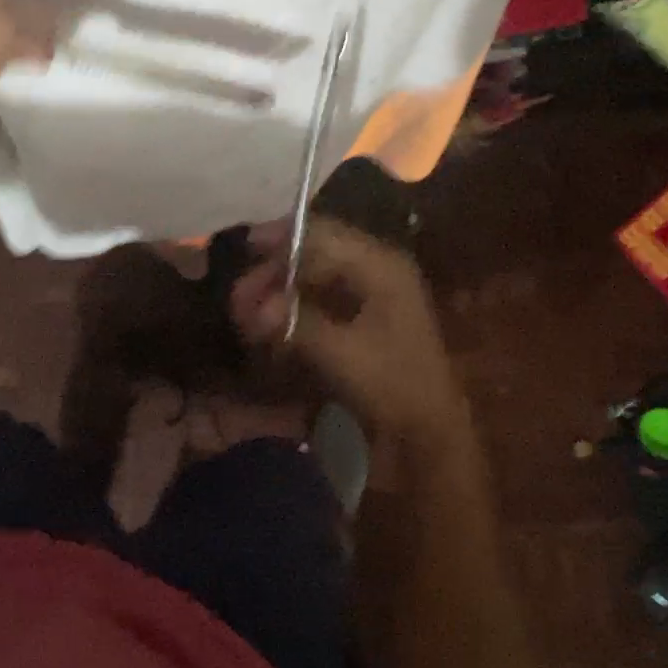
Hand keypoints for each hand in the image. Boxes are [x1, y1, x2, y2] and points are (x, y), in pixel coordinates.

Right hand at [231, 219, 464, 444]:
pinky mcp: (364, 318)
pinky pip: (321, 299)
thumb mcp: (341, 352)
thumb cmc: (393, 385)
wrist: (430, 432)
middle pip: (315, 254)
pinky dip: (294, 309)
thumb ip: (295, 322)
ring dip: (280, 293)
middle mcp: (377, 270)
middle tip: (238, 299)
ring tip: (247, 317)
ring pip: (314, 278)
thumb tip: (252, 308)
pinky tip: (271, 327)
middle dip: (274, 273)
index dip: (281, 238)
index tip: (245, 246)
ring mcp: (372, 294)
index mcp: (380, 266)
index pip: (323, 234)